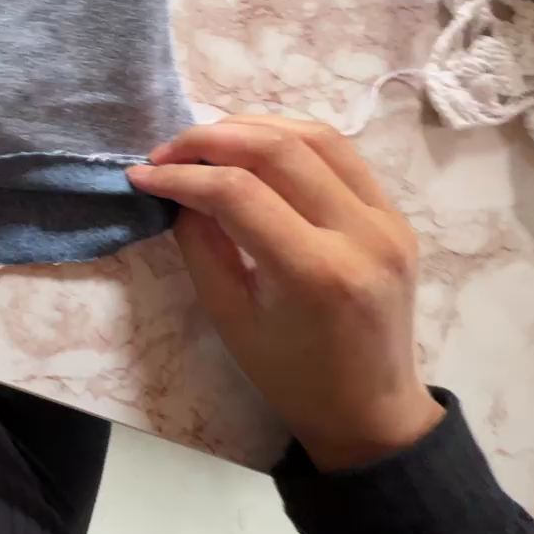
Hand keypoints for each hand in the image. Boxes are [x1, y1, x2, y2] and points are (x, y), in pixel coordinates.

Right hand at [126, 116, 442, 470]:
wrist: (369, 405)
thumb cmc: (286, 370)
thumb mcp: (226, 311)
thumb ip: (200, 241)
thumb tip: (178, 188)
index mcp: (316, 273)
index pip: (237, 192)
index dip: (180, 175)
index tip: (140, 175)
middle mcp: (361, 236)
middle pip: (278, 150)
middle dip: (208, 140)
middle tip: (165, 153)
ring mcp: (387, 220)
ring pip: (314, 136)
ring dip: (247, 127)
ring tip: (202, 144)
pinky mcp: (393, 214)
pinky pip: (337, 152)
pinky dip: (284, 138)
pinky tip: (246, 148)